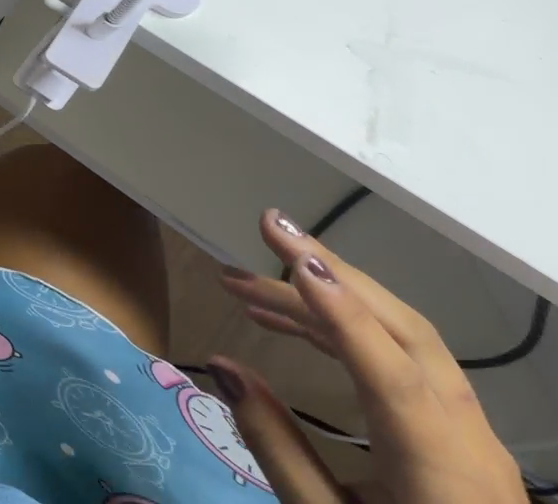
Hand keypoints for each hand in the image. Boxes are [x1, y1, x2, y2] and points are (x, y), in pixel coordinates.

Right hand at [210, 209, 523, 502]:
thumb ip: (274, 443)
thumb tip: (222, 364)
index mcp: (437, 461)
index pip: (390, 369)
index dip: (340, 311)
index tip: (294, 257)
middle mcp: (465, 433)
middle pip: (405, 332)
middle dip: (333, 273)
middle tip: (267, 228)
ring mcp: (467, 428)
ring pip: (402, 337)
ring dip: (326, 298)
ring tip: (244, 281)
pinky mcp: (455, 428)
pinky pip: (402, 360)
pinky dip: (342, 327)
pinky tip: (285, 323)